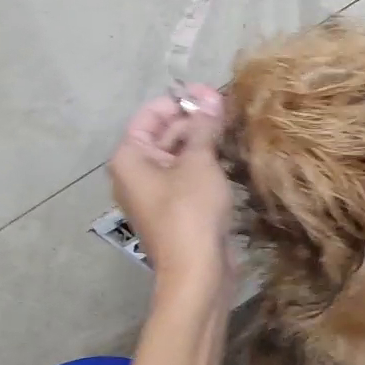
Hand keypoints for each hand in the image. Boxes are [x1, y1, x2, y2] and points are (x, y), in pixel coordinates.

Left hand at [108, 86, 234, 292]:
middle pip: (164, 134)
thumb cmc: (190, 210)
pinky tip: (231, 156)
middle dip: (195, 120)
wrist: (197, 270)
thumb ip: (204, 126)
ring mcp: (156, 193)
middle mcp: (136, 172)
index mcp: (130, 157)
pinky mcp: (176, 209)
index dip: (181, 101)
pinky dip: (206, 164)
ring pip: (178, 156)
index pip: (151, 114)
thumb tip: (210, 95)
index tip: (213, 94)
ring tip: (234, 129)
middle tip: (230, 109)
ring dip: (204, 142)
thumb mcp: (199, 161)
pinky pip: (188, 176)